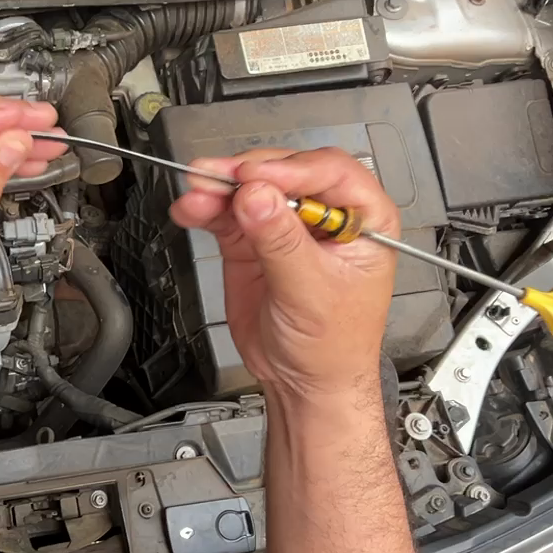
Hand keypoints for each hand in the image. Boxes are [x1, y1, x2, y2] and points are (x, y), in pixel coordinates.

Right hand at [169, 149, 399, 400]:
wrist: (302, 380)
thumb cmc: (333, 345)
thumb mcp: (312, 292)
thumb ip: (282, 243)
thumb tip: (257, 198)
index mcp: (363, 219)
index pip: (329, 174)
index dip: (289, 171)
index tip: (253, 180)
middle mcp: (323, 215)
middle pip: (283, 174)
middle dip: (247, 174)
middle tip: (219, 180)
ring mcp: (283, 227)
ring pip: (249, 191)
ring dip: (218, 189)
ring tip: (196, 193)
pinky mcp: (250, 242)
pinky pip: (225, 216)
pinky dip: (205, 210)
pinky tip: (189, 209)